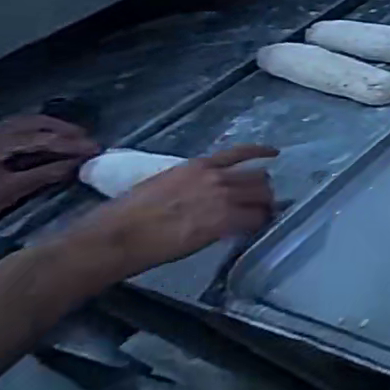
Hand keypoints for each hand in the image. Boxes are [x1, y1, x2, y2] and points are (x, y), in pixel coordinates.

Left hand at [0, 114, 100, 233]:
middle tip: (86, 140)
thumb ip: (44, 175)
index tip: (98, 150)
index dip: (74, 143)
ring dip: (47, 130)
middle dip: (63, 129)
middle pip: (31, 122)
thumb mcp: (7, 191)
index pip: (45, 138)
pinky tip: (38, 148)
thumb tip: (77, 164)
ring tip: (68, 141)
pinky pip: (8, 134)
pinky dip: (31, 136)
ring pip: (18, 126)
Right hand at [62, 145, 278, 278]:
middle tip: (260, 201)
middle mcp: (215, 178)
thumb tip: (201, 191)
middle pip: (259, 177)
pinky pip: (256, 219)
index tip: (275, 153)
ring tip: (260, 215)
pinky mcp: (225, 220)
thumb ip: (188, 183)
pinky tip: (253, 229)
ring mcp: (223, 198)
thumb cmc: (125, 215)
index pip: (239, 152)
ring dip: (265, 206)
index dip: (261, 152)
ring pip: (263, 196)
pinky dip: (258, 224)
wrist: (115, 237)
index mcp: (197, 167)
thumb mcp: (159, 184)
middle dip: (262, 189)